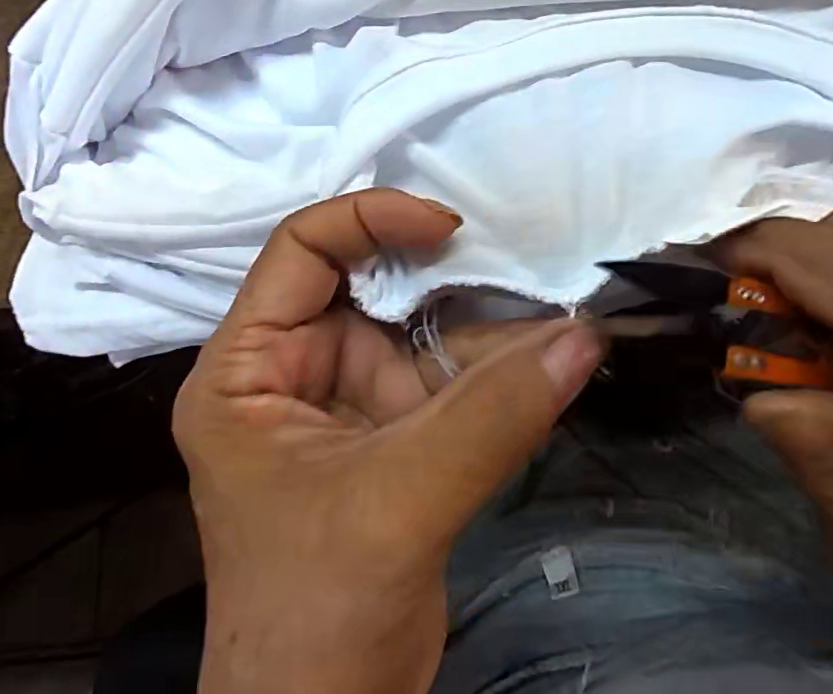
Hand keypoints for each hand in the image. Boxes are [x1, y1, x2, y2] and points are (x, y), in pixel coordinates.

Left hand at [173, 189, 603, 693]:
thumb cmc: (317, 615)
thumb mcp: (398, 504)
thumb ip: (492, 417)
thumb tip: (584, 337)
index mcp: (248, 369)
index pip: (301, 250)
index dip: (372, 218)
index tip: (451, 227)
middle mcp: (296, 370)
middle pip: (374, 284)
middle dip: (448, 273)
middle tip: (524, 263)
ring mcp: (351, 401)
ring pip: (425, 331)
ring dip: (490, 323)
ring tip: (559, 305)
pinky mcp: (397, 433)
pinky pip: (453, 377)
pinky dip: (501, 368)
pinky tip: (551, 355)